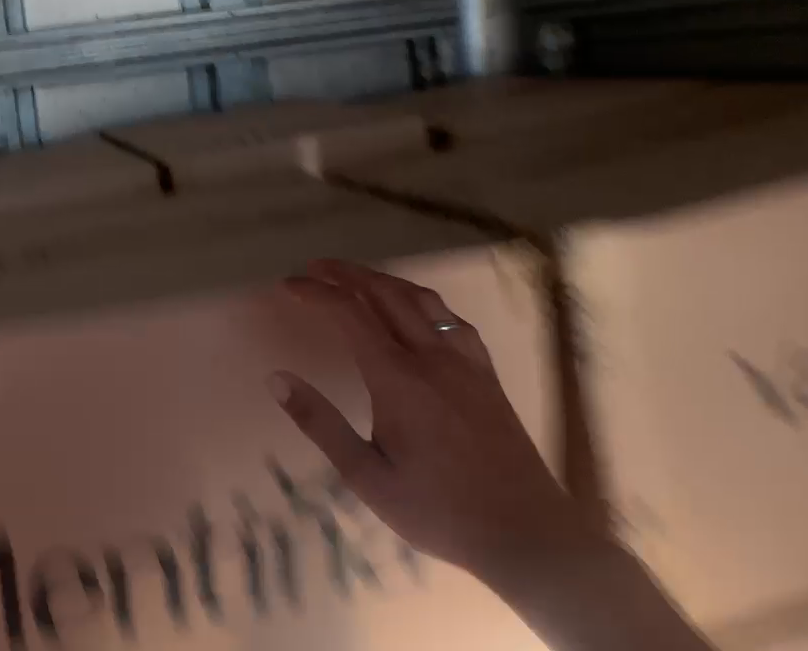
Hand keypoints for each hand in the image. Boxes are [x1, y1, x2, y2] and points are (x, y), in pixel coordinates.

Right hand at [269, 259, 600, 581]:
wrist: (531, 538)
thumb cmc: (440, 511)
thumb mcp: (367, 477)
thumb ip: (320, 424)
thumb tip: (276, 379)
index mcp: (398, 379)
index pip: (350, 314)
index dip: (316, 292)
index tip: (289, 285)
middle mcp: (433, 359)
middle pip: (386, 293)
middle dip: (346, 273)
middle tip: (315, 268)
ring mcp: (466, 364)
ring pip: (422, 300)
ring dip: (384, 280)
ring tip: (357, 279)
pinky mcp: (488, 376)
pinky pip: (451, 320)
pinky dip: (422, 302)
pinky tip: (416, 312)